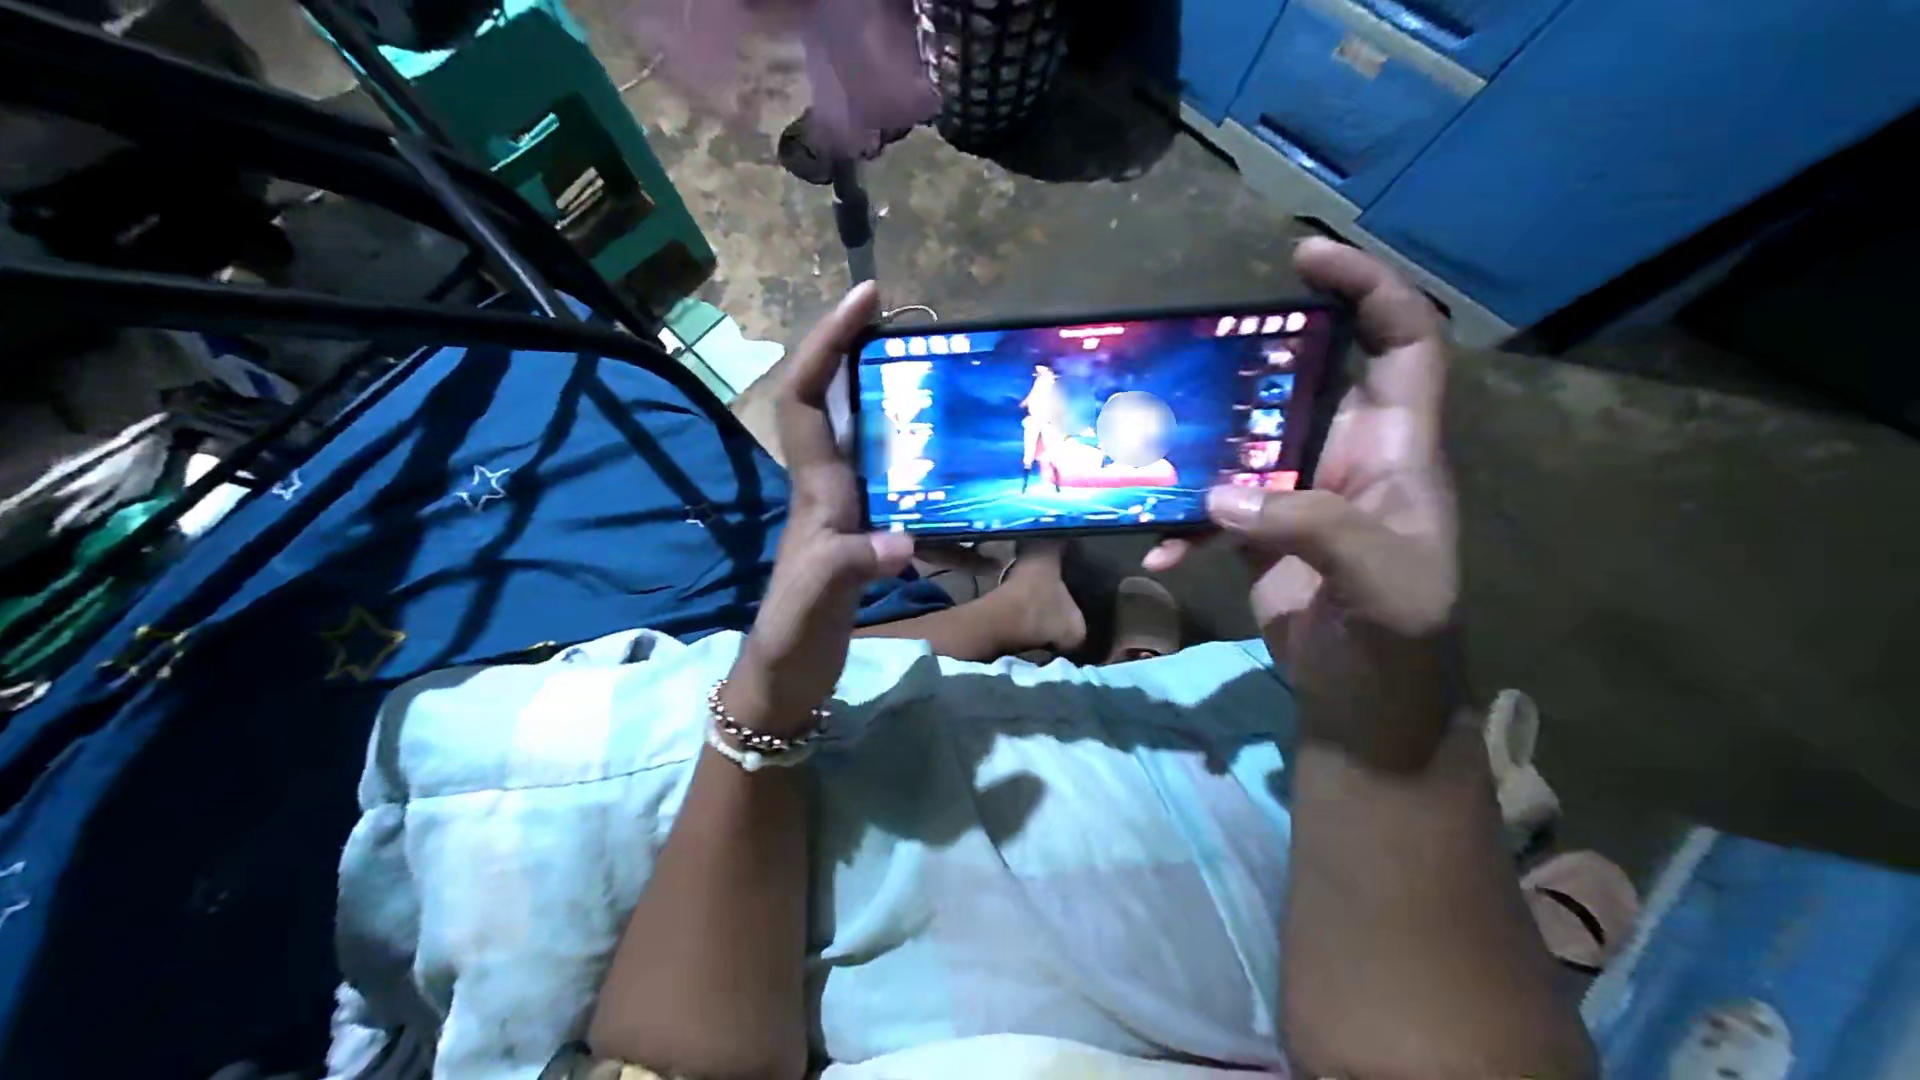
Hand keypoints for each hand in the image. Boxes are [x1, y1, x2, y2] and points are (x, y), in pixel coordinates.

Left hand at [727, 283, 913, 734]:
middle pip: (838, 401)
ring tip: (954, 387)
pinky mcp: (870, 532)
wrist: (789, 676)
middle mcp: (831, 485)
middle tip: (923, 332)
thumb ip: (850, 566)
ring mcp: (851, 508)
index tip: (866, 297)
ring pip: (874, 438)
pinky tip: (969, 478)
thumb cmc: (791, 633)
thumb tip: (905, 540)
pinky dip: (934, 474)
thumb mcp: (815, 599)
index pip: (804, 395)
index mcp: (815, 486)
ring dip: (906, 407)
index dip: (827, 342)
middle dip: (868, 355)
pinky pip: (904, 485)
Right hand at [1146, 239, 1458, 767]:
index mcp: (1398, 452)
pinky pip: (1213, 510)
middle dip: (1252, 359)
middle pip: (1302, 382)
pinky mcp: (1258, 535)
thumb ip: (1313, 528)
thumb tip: (1217, 496)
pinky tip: (1161, 551)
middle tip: (1194, 350)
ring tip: (1149, 446)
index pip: (1403, 345)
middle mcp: (1345, 459)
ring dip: (1198, 448)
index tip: (1306, 258)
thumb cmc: (1402, 644)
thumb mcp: (1384, 583)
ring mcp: (1295, 497)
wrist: (1366, 705)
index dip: (1369, 289)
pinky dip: (1183, 525)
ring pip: (1243, 443)